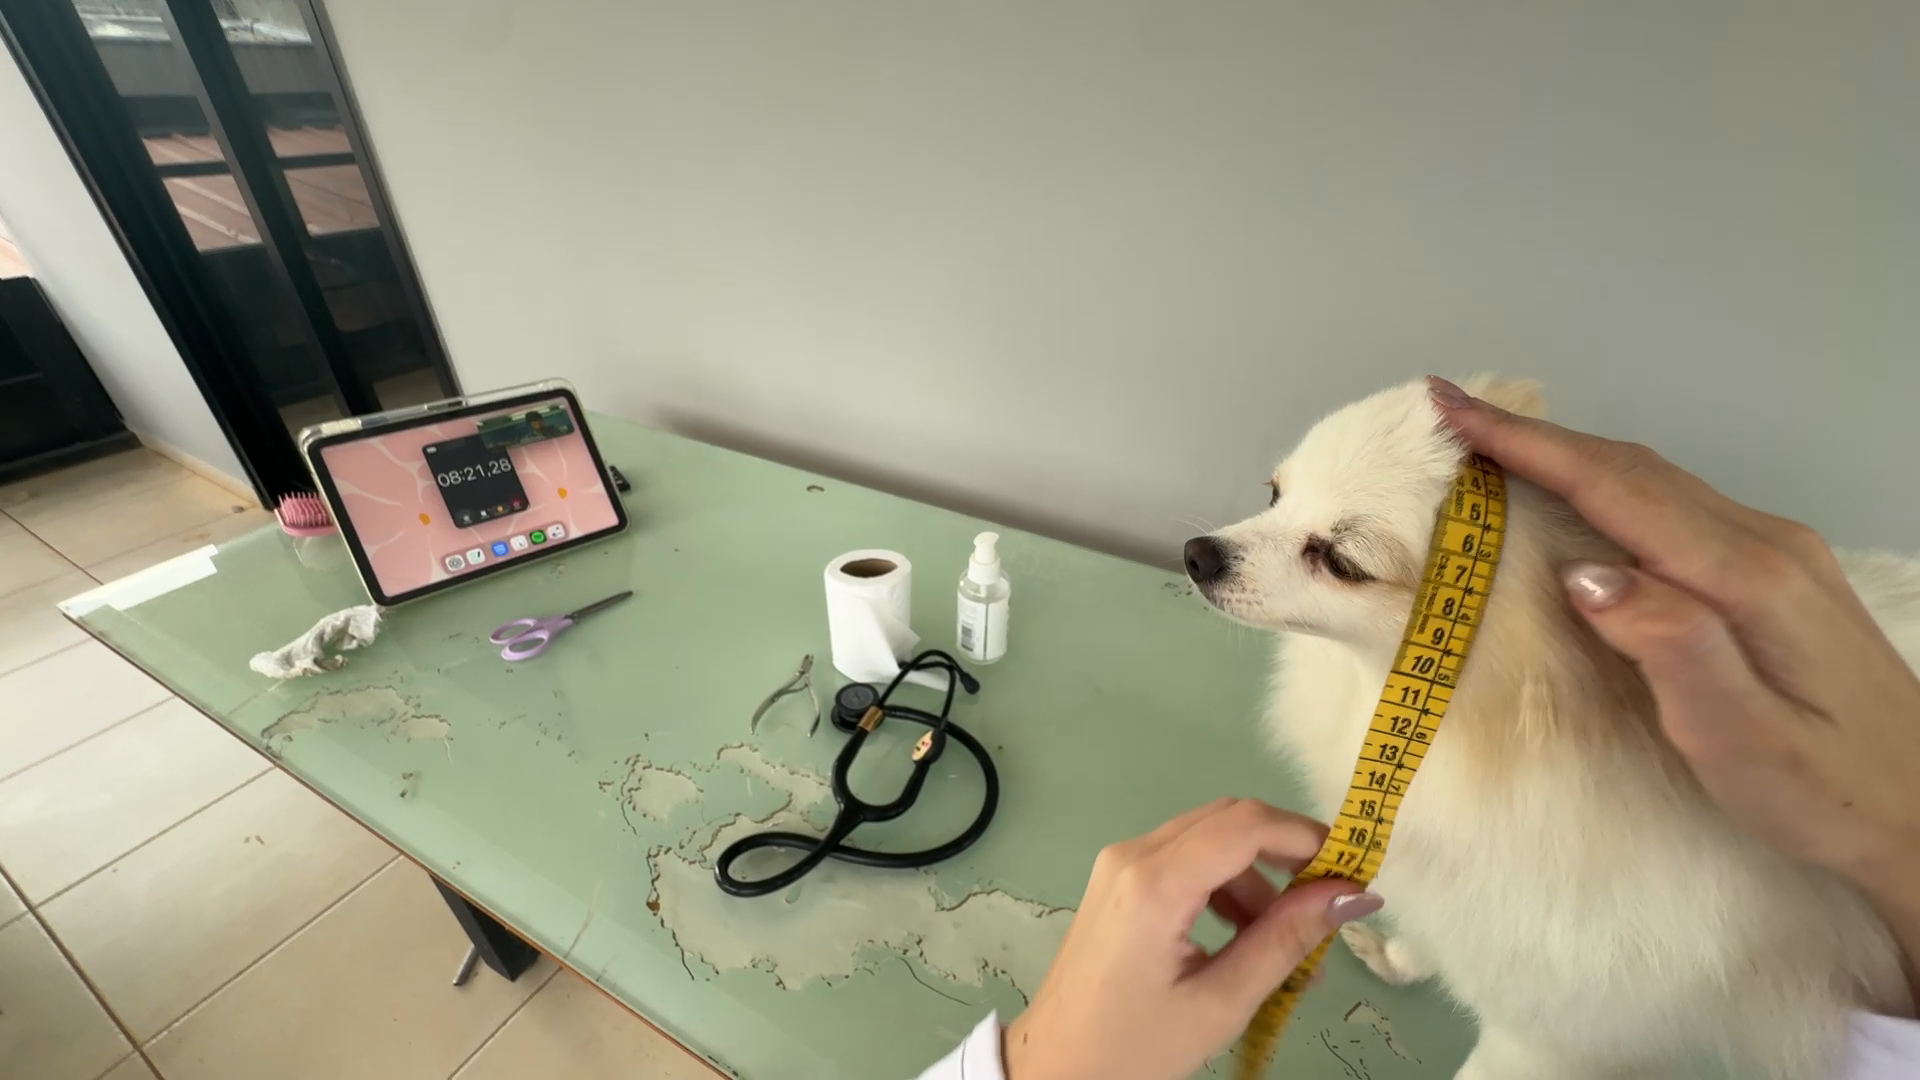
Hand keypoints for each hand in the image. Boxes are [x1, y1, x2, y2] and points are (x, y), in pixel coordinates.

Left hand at [1003, 798, 1380, 1079]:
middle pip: (1225, 819)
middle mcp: (1134, 851)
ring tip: (1288, 944)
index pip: (1243, 825)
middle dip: (1285, 851)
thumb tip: (1351, 896)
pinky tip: (1243, 935)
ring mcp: (1121, 859)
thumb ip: (1285, 941)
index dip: (1304, 836)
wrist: (1054, 1063)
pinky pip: (1184, 857)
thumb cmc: (1136, 1048)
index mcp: (1154, 881)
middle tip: (1330, 904)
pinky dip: (1223, 883)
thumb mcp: (1220, 1003)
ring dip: (1256, 876)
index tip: (1354, 873)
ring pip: (1207, 837)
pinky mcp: (1119, 874)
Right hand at [1430, 377, 1919, 976]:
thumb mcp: (1740, 737)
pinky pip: (1655, 500)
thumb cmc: (1822, 790)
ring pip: (1639, 476)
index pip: (1612, 486)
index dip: (1524, 443)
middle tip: (1445, 411)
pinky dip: (1588, 477)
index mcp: (1744, 575)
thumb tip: (1586, 574)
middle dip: (1526, 432)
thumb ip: (1672, 645)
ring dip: (1554, 450)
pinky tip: (1557, 486)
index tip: (1451, 410)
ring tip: (1480, 439)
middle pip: (1623, 465)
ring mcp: (1764, 551)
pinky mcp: (1758, 568)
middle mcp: (1759, 543)